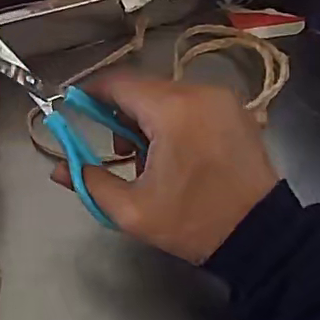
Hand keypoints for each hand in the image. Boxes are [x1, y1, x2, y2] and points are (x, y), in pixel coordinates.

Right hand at [49, 73, 279, 263]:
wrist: (261, 235)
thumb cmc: (193, 222)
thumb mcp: (132, 210)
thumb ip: (90, 182)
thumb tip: (59, 169)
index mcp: (173, 111)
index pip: (119, 84)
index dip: (90, 93)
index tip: (73, 107)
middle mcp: (200, 93)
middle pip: (144, 90)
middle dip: (121, 115)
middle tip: (117, 152)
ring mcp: (223, 100)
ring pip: (169, 96)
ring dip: (148, 119)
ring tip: (148, 160)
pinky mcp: (237, 112)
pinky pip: (193, 104)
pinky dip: (174, 121)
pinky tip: (176, 154)